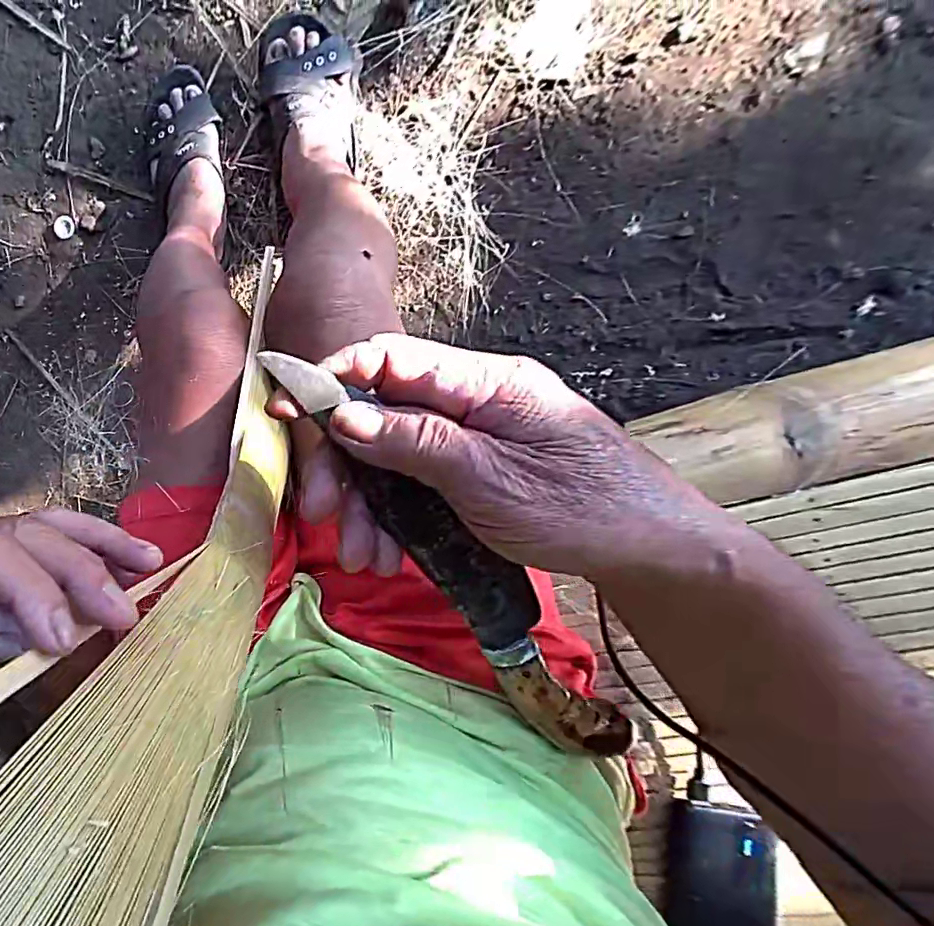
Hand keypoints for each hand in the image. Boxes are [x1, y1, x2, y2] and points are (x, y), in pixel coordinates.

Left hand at [0, 510, 164, 732]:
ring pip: (44, 530)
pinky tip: (126, 558)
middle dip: (74, 572)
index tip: (61, 637)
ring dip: (97, 547)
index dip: (28, 587)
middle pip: (21, 535)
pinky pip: (48, 548)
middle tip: (119, 615)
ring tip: (145, 564)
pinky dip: (89, 552)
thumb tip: (34, 636)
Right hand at [271, 333, 735, 580]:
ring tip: (358, 549)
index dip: (330, 377)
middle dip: (338, 462)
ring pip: (382, 454)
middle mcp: (467, 401)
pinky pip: (403, 480)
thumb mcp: (488, 477)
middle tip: (319, 510)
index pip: (389, 359)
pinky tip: (382, 548)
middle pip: (375, 413)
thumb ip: (413, 442)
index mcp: (484, 383)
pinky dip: (384, 514)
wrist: (652, 552)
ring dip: (360, 501)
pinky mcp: (459, 467)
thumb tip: (340, 416)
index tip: (285, 408)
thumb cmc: (582, 509)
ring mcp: (462, 435)